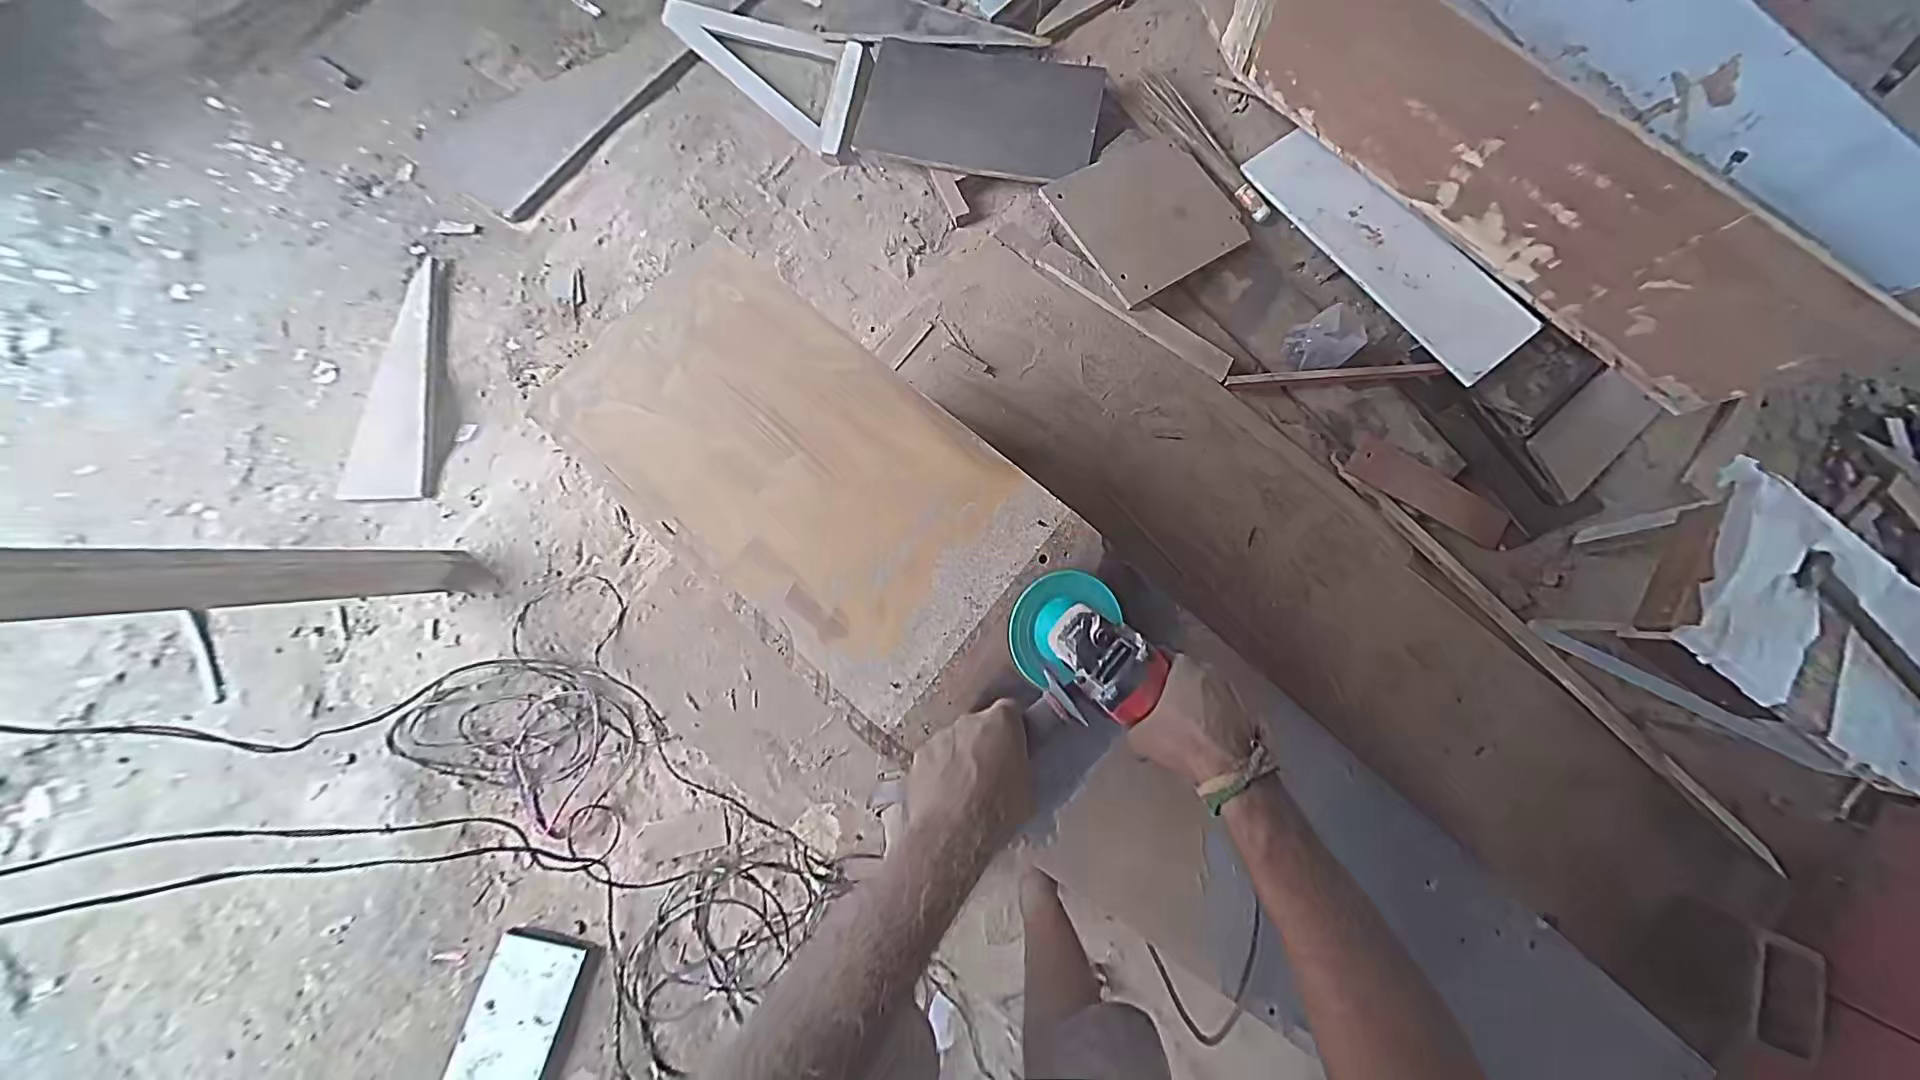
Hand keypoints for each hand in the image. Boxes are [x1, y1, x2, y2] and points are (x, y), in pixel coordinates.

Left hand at [906, 699, 1031, 846]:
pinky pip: (935, 758)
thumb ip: (1021, 761)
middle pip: (979, 724)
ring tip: (964, 788)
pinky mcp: (919, 756)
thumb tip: (1017, 760)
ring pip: (955, 741)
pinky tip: (944, 794)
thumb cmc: (998, 811)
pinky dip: (939, 770)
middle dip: (985, 741)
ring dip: (961, 756)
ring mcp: (940, 737)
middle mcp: (968, 721)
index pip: (1010, 710)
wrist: (951, 834)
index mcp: (1001, 722)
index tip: (1014, 745)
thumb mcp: (1029, 786)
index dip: (1013, 727)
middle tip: (991, 769)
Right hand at [1127, 655, 1258, 786]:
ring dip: (1197, 702)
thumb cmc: (1181, 742)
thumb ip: (1132, 726)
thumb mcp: (1140, 738)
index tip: (1145, 688)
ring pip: (1207, 690)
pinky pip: (1223, 707)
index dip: (1152, 674)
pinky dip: (1214, 717)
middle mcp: (1211, 671)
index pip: (1163, 658)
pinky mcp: (1248, 709)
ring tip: (1185, 724)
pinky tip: (1205, 736)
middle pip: (1186, 674)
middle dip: (1176, 687)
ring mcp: (1232, 689)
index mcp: (1185, 667)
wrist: (1227, 771)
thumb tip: (1133, 729)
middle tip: (1163, 707)